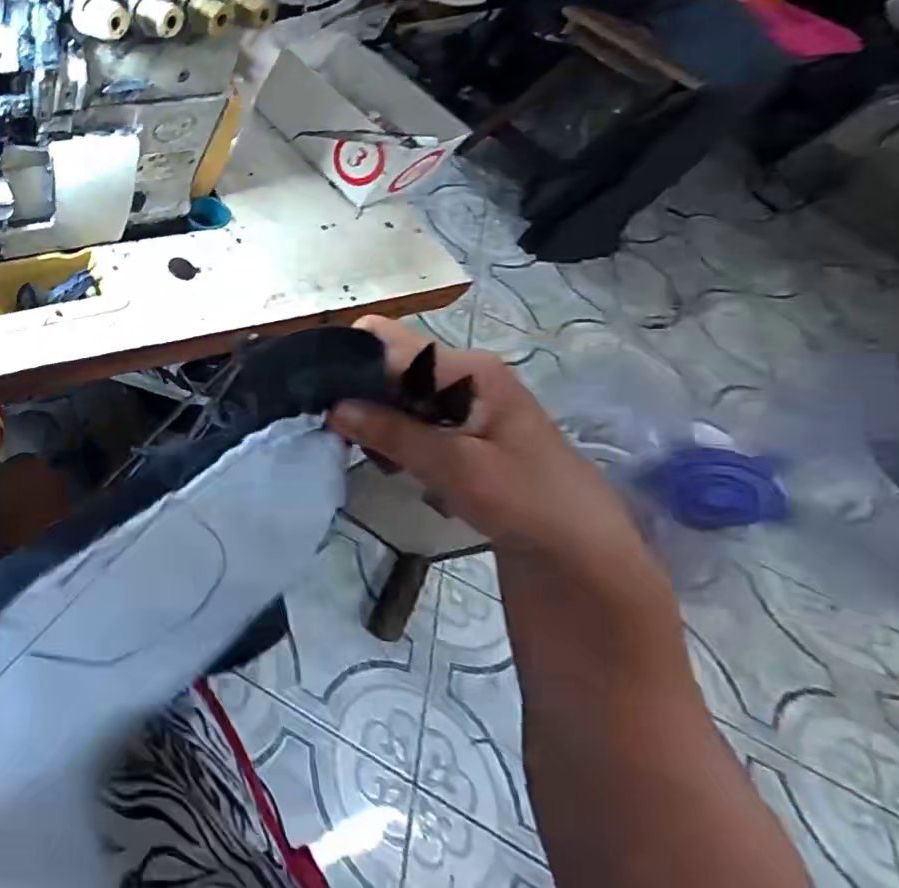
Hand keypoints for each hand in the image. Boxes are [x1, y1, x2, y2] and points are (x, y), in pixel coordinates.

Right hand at [328, 316, 639, 560]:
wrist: (581, 555)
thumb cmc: (527, 501)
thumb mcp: (456, 467)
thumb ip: (393, 433)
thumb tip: (332, 408)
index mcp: (468, 370)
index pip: (390, 343)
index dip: (351, 363)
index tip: (318, 396)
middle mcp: (462, 375)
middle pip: (388, 365)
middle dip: (356, 391)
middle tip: (332, 428)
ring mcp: (461, 403)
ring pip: (394, 393)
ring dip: (369, 416)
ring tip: (355, 448)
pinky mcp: (458, 431)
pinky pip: (407, 417)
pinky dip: (386, 434)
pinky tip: (382, 460)